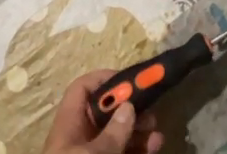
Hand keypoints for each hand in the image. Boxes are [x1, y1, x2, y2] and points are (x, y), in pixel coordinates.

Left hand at [44, 70, 164, 153]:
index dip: (105, 80)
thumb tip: (128, 107)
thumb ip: (113, 133)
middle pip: (105, 113)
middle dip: (131, 109)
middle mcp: (80, 139)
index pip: (82, 90)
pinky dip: (138, 151)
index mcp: (69, 126)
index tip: (131, 81)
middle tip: (151, 112)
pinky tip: (153, 148)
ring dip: (139, 132)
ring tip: (157, 135)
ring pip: (117, 136)